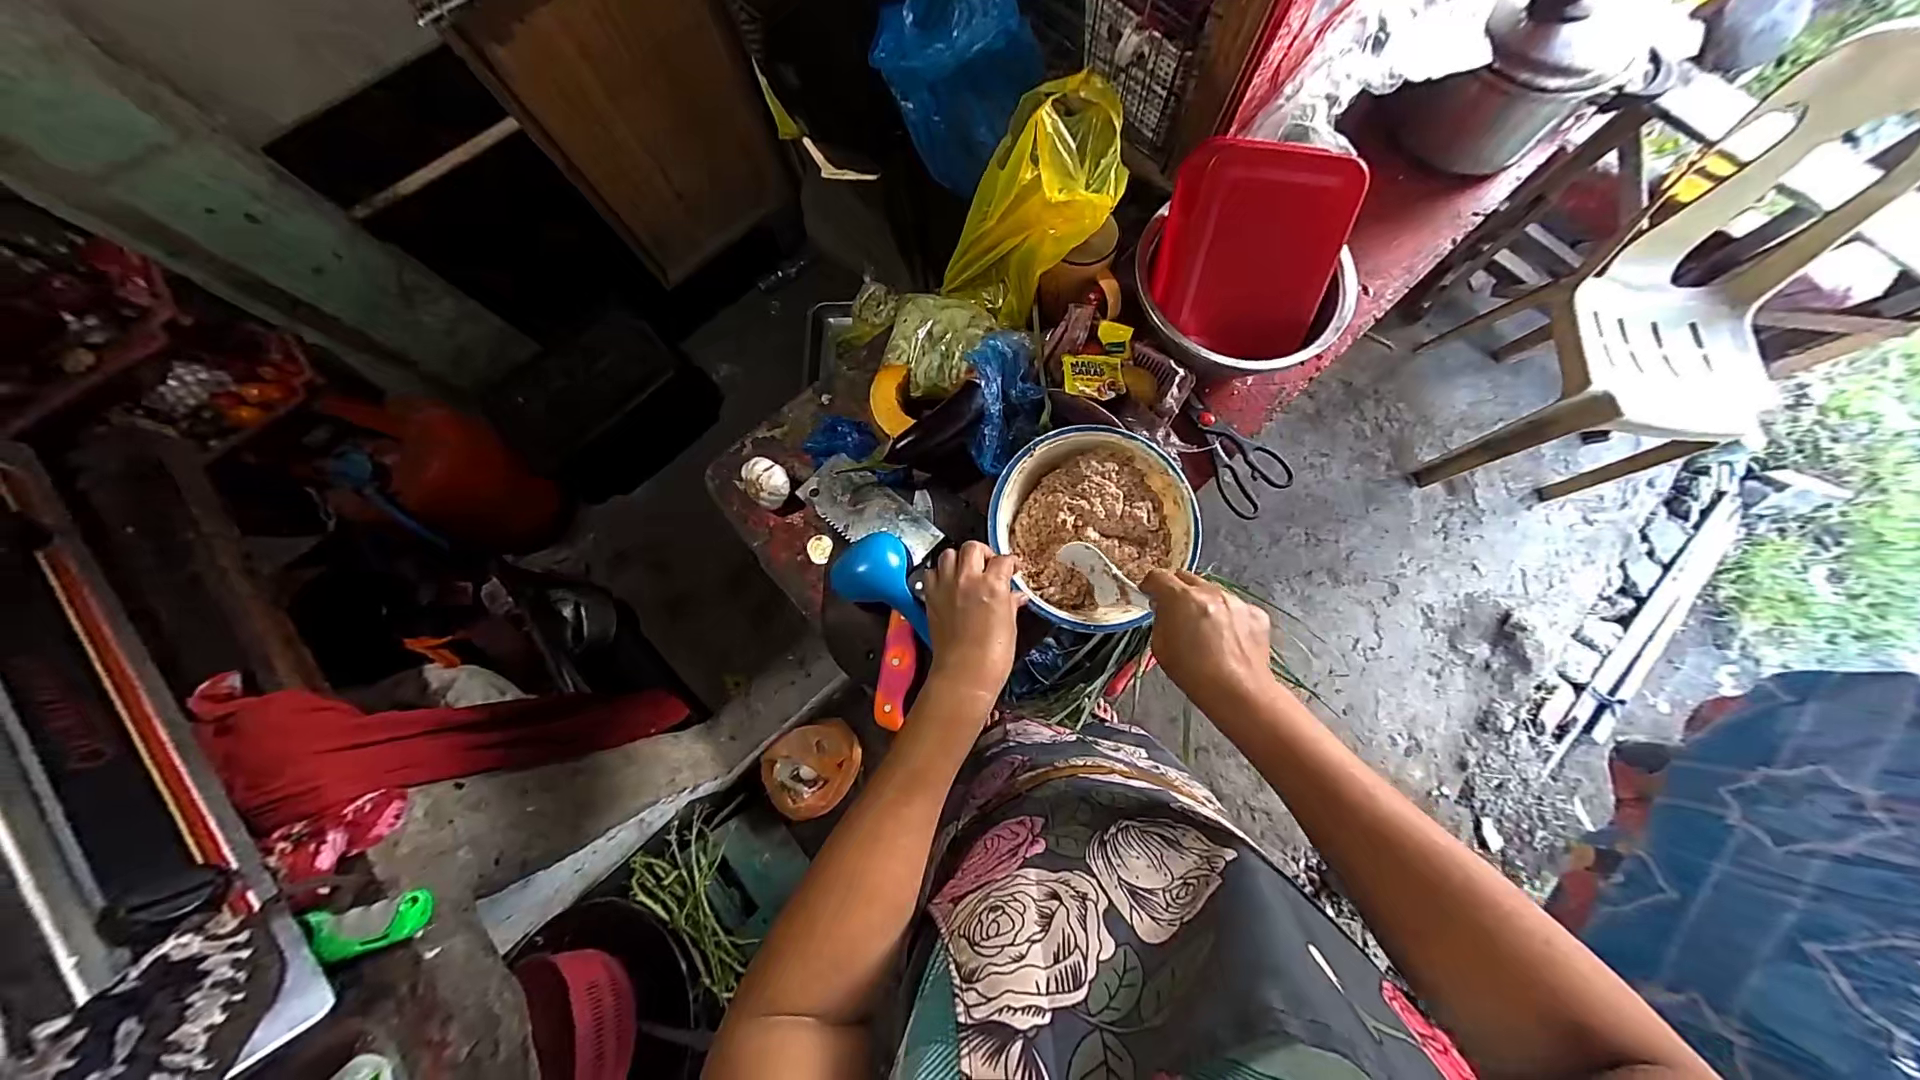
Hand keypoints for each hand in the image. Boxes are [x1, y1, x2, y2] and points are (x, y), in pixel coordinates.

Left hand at [924, 542, 1025, 697]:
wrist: (964, 673)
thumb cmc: (991, 656)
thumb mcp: (1010, 625)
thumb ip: (1011, 603)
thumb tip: (1015, 596)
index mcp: (992, 584)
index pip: (1003, 560)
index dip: (1011, 562)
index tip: (1013, 568)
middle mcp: (966, 579)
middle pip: (972, 547)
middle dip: (983, 552)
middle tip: (989, 564)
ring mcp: (946, 587)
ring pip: (948, 554)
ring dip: (959, 559)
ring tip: (967, 571)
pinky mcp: (931, 598)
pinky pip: (931, 574)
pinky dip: (939, 574)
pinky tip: (948, 584)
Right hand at [1141, 570, 1276, 710]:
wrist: (1238, 691)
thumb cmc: (1194, 673)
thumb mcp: (1160, 646)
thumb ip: (1160, 619)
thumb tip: (1163, 609)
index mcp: (1180, 598)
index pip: (1158, 576)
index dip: (1150, 585)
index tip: (1150, 593)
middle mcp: (1210, 592)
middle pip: (1186, 578)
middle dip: (1177, 591)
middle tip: (1175, 611)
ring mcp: (1235, 601)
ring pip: (1211, 591)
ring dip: (1203, 603)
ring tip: (1204, 630)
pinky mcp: (1255, 613)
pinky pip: (1234, 606)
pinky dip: (1226, 616)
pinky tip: (1225, 638)